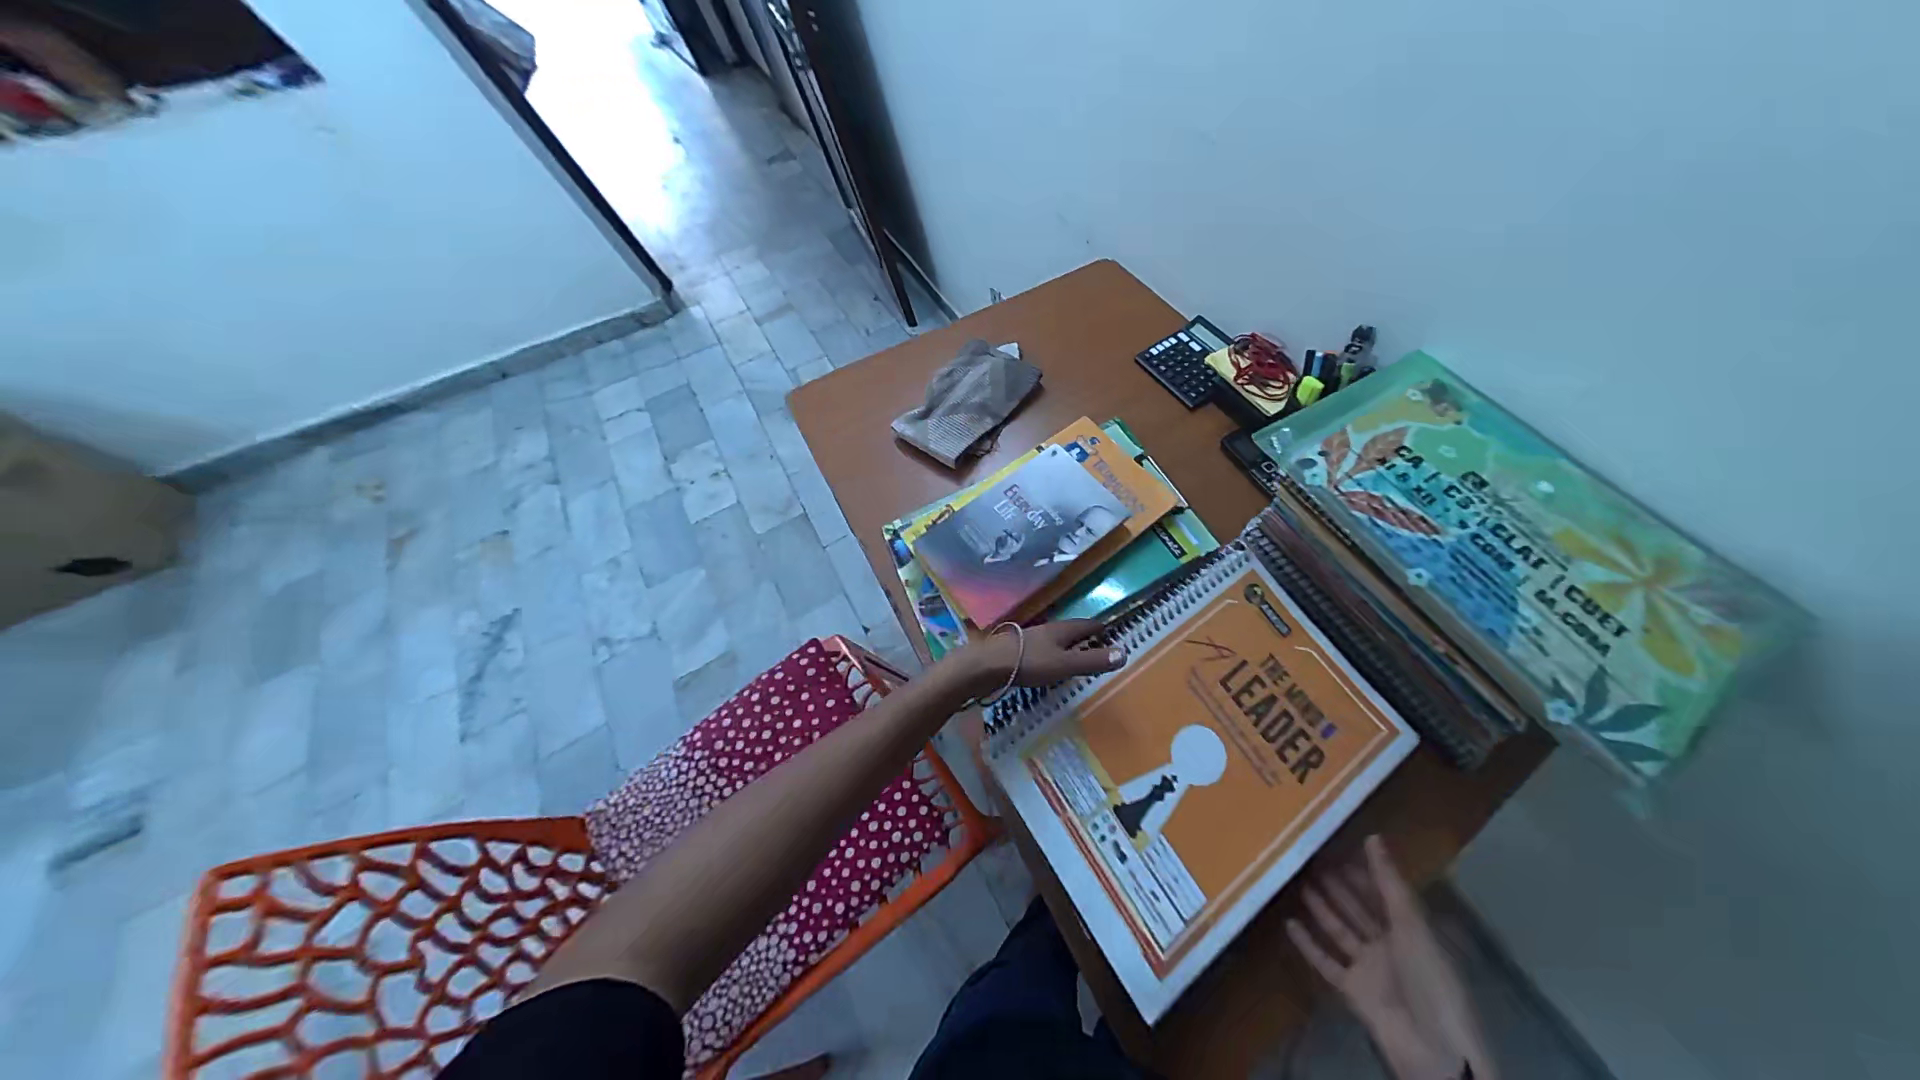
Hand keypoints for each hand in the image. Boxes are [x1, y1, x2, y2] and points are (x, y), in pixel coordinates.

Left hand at [949, 618, 1126, 699]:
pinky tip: (1047, 665)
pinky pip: (1040, 650)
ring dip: (1065, 645)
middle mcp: (1045, 630)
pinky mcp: (1015, 651)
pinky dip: (1050, 655)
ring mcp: (1028, 639)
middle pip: (1069, 631)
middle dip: (1082, 636)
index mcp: (1060, 630)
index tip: (1111, 631)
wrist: (985, 665)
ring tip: (1074, 654)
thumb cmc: (1028, 663)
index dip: (1099, 628)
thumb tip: (1124, 652)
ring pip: (1053, 640)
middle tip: (1096, 643)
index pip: (1086, 625)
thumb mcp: (1065, 664)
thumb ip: (1092, 660)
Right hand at [1287, 836, 1494, 1079]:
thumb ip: (1390, 884)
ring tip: (1297, 883)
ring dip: (1322, 908)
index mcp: (1412, 931)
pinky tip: (1290, 924)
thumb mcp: (1412, 926)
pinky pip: (1326, 962)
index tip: (1337, 847)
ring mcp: (1370, 969)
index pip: (1385, 894)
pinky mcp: (1352, 990)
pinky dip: (1308, 944)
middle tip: (1310, 860)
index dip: (1364, 872)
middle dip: (1339, 886)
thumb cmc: (1429, 979)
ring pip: (1341, 931)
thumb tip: (1372, 837)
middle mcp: (1391, 947)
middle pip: (1360, 911)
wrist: (1433, 1048)